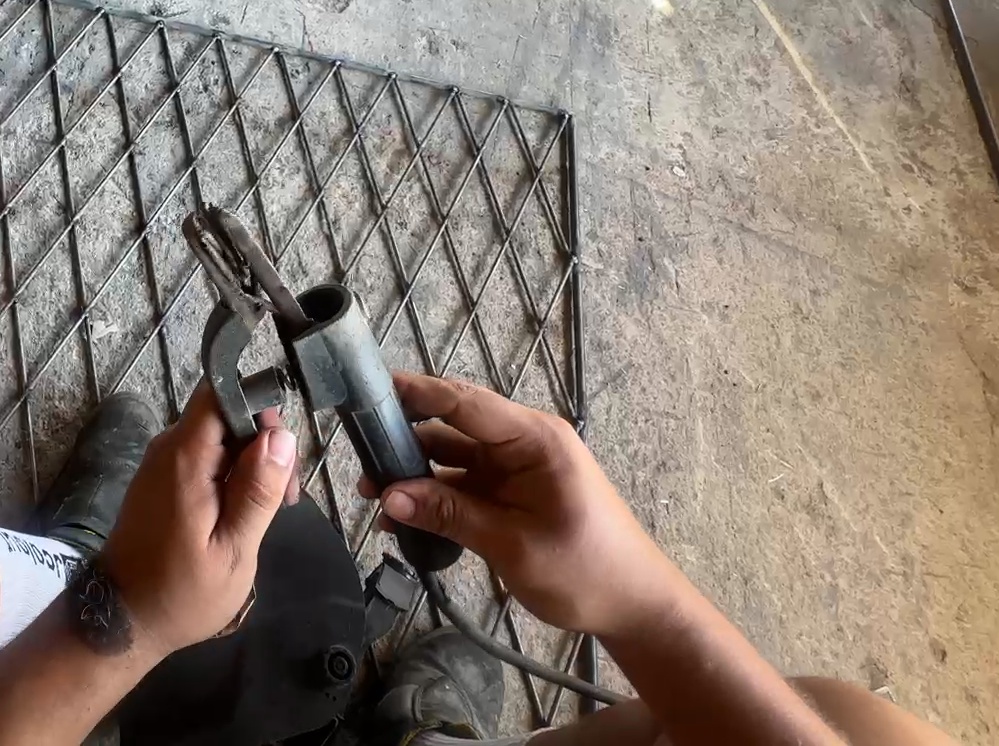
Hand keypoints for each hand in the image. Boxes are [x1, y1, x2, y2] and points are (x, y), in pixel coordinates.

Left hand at [98, 384, 298, 658]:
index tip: (282, 446)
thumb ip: (257, 491)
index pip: (219, 393)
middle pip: (224, 414)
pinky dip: (229, 473)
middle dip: (261, 441)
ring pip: (218, 435)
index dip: (256, 404)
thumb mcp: (233, 551)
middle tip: (285, 492)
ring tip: (269, 508)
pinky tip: (243, 510)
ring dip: (249, 461)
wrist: (123, 620)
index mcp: (185, 457)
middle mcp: (169, 447)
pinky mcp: (163, 477)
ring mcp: (163, 461)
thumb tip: (282, 437)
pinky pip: (204, 456)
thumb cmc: (180, 593)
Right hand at [359, 371, 688, 639]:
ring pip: (447, 453)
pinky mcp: (505, 489)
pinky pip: (458, 481)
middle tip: (360, 452)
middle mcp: (519, 441)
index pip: (463, 402)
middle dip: (403, 437)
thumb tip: (387, 498)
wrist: (638, 612)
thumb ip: (449, 514)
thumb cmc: (587, 572)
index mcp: (533, 438)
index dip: (415, 392)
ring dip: (412, 472)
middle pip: (449, 424)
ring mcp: (511, 465)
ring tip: (370, 492)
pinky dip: (430, 495)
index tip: (369, 387)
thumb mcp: (512, 545)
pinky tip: (401, 516)